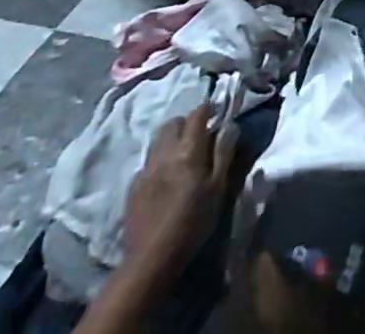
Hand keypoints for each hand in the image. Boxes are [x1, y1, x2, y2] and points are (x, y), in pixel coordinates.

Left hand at [123, 103, 228, 273]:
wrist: (152, 257)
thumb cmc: (193, 222)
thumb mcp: (218, 188)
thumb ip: (224, 154)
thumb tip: (231, 126)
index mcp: (187, 151)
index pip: (197, 116)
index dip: (208, 107)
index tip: (217, 108)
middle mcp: (164, 153)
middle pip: (173, 123)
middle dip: (187, 121)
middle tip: (200, 132)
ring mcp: (145, 169)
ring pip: (157, 139)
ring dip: (171, 136)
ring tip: (182, 150)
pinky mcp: (133, 185)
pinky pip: (148, 160)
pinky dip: (159, 157)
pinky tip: (166, 174)